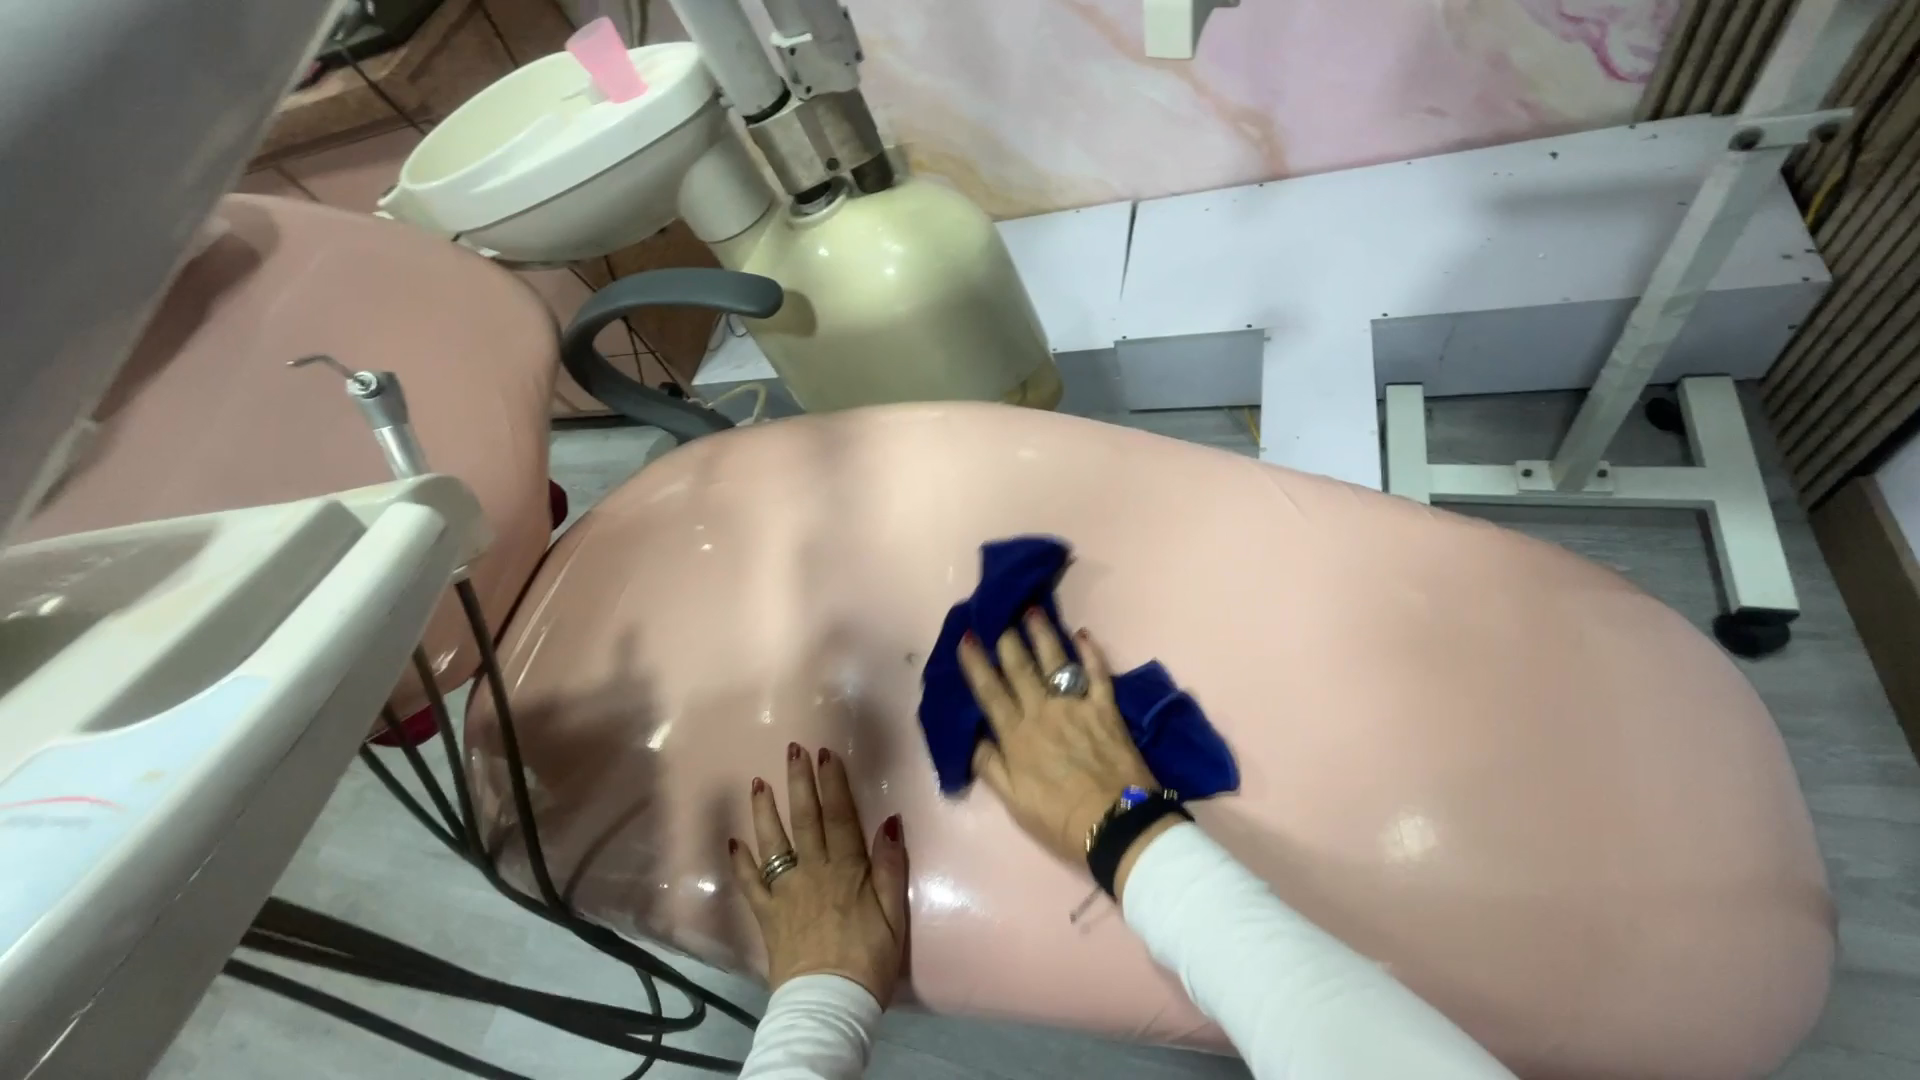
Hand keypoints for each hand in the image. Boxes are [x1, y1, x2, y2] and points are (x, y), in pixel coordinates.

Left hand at [729, 743, 908, 1005]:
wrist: (828, 1003)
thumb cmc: (869, 958)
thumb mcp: (895, 915)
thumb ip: (891, 867)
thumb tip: (890, 821)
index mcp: (847, 869)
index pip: (840, 815)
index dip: (833, 782)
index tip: (825, 753)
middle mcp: (813, 871)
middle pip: (805, 819)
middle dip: (799, 782)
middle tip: (792, 750)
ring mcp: (785, 891)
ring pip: (772, 842)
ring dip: (765, 810)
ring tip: (758, 782)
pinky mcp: (767, 914)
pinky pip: (749, 883)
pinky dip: (739, 861)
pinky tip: (733, 841)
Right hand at [956, 611, 1159, 869]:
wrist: (1118, 824)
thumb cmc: (1061, 820)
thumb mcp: (1014, 802)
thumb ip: (990, 766)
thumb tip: (971, 736)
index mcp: (1016, 736)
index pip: (990, 692)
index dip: (976, 664)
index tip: (967, 638)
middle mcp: (1042, 713)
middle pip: (1020, 668)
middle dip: (1006, 640)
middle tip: (998, 613)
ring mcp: (1076, 706)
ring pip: (1055, 661)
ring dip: (1042, 634)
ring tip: (1032, 611)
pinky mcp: (1106, 708)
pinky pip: (1097, 673)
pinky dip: (1091, 652)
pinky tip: (1083, 634)